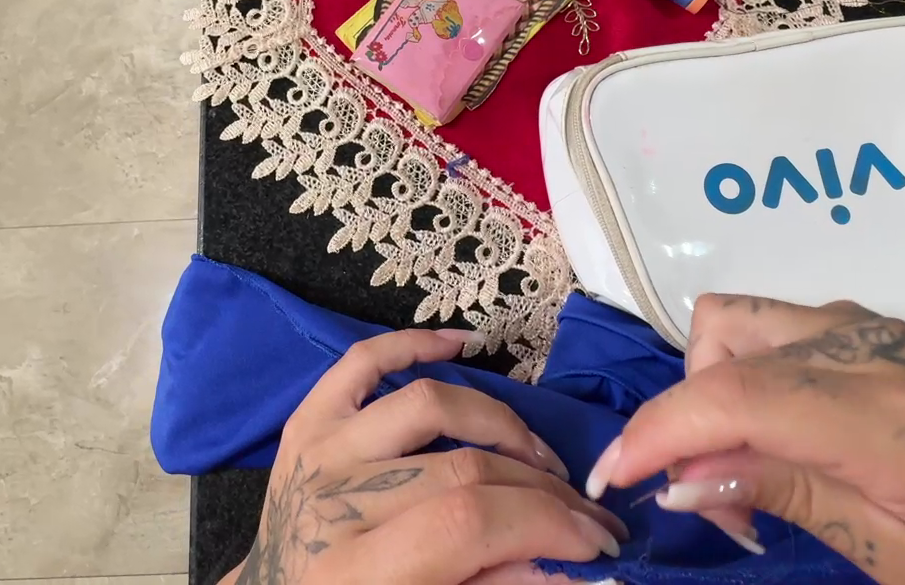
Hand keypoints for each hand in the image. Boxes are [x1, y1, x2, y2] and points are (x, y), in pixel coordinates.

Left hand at [224, 328, 625, 584]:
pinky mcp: (308, 416)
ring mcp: (317, 446)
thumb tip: (571, 566)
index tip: (596, 541)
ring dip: (498, 422)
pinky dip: (415, 343)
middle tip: (582, 508)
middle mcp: (333, 497)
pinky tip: (463, 342)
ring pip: (426, 404)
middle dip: (539, 487)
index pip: (467, 523)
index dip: (545, 524)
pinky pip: (364, 361)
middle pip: (459, 468)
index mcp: (356, 570)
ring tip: (538, 454)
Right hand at [583, 294, 904, 583]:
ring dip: (709, 385)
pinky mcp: (859, 320)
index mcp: (890, 416)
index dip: (660, 430)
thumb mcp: (904, 564)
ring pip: (730, 320)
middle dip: (685, 419)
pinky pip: (762, 324)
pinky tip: (770, 425)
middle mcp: (866, 345)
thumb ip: (785, 496)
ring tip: (738, 455)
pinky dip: (739, 369)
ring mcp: (862, 322)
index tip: (612, 473)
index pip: (738, 399)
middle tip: (705, 496)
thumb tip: (675, 482)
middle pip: (721, 347)